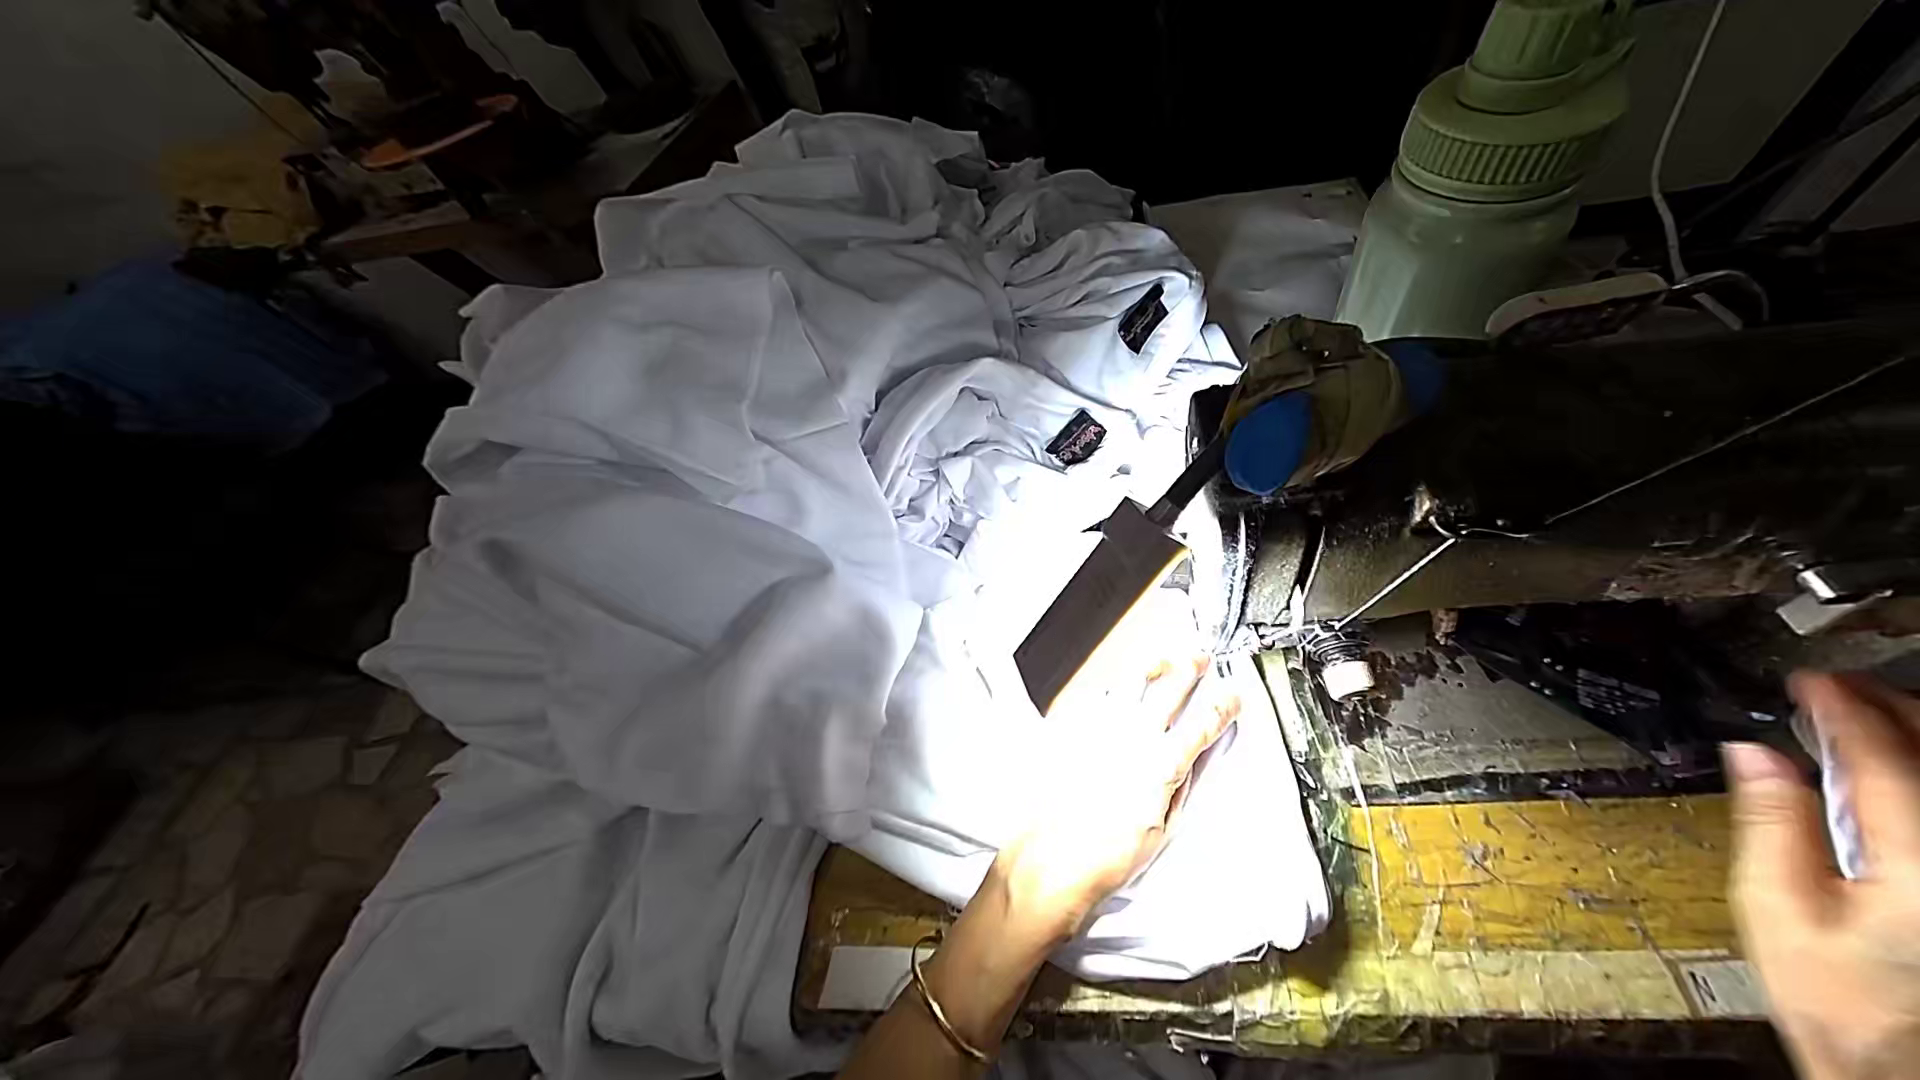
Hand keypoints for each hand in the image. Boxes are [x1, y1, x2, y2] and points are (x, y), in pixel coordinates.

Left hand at [987, 656, 1238, 945]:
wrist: (1055, 854)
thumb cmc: (1107, 852)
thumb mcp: (1163, 829)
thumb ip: (1180, 788)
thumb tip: (1191, 765)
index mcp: (1162, 762)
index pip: (1203, 726)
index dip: (1222, 708)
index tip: (1231, 697)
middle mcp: (1134, 736)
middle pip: (1169, 689)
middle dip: (1190, 669)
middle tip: (1200, 658)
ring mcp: (1102, 728)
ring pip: (1131, 681)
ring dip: (1150, 667)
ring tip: (1161, 659)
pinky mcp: (1075, 729)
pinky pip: (1097, 696)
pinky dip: (1113, 688)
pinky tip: (1117, 689)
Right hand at [1725, 672, 1919, 1079]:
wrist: (1908, 1076)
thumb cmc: (1837, 1001)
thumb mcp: (1777, 908)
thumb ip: (1772, 824)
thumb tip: (1754, 755)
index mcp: (1919, 869)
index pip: (1885, 764)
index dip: (1844, 713)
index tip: (1810, 682)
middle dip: (1896, 716)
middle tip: (1840, 691)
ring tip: (1871, 722)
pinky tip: (1899, 779)